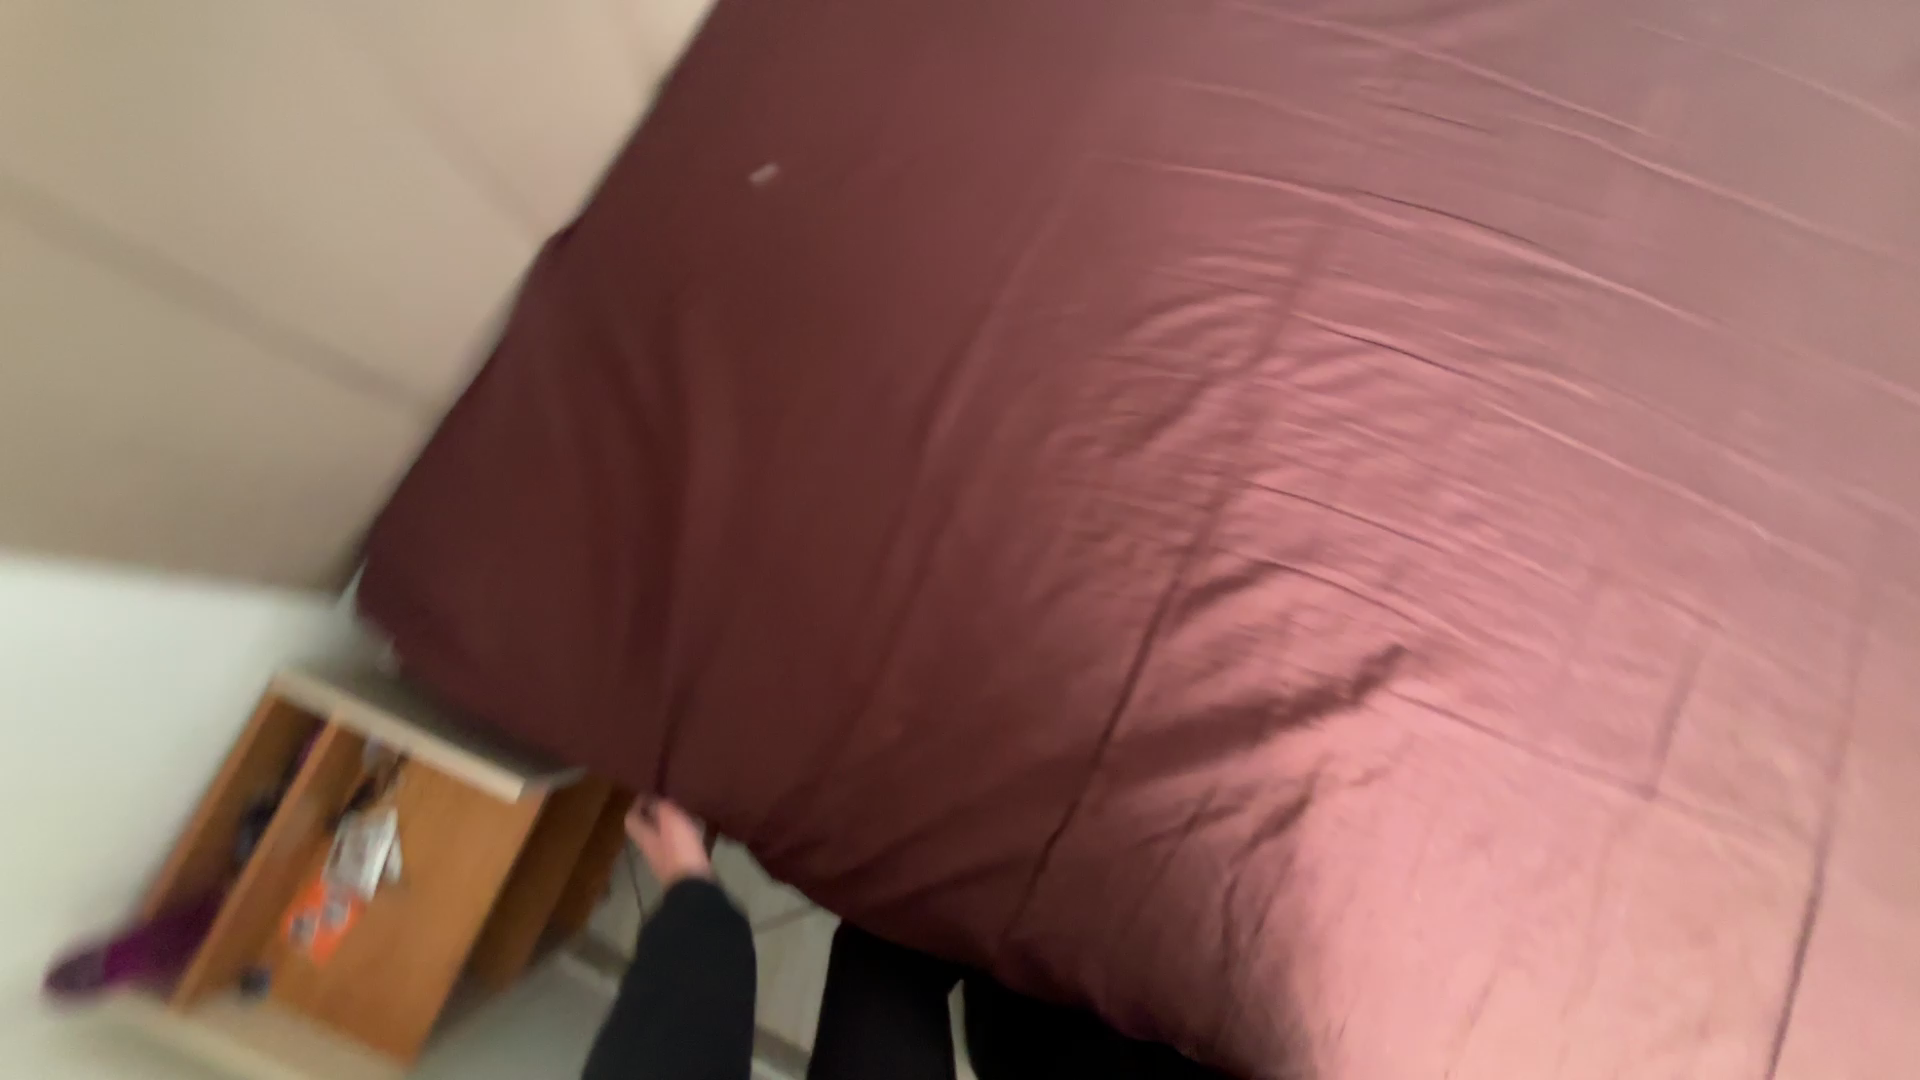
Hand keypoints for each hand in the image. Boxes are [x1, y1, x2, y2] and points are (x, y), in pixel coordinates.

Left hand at [624, 797, 712, 887]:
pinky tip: (694, 828)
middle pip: (646, 828)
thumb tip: (652, 795)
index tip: (649, 791)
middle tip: (669, 798)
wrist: (693, 884)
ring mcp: (665, 859)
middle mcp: (651, 848)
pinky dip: (682, 834)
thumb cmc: (679, 849)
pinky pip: (677, 844)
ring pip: (662, 836)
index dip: (637, 805)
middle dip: (654, 813)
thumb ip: (660, 807)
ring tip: (683, 809)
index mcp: (644, 837)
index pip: (632, 819)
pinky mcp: (680, 865)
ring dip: (669, 823)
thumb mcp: (670, 821)